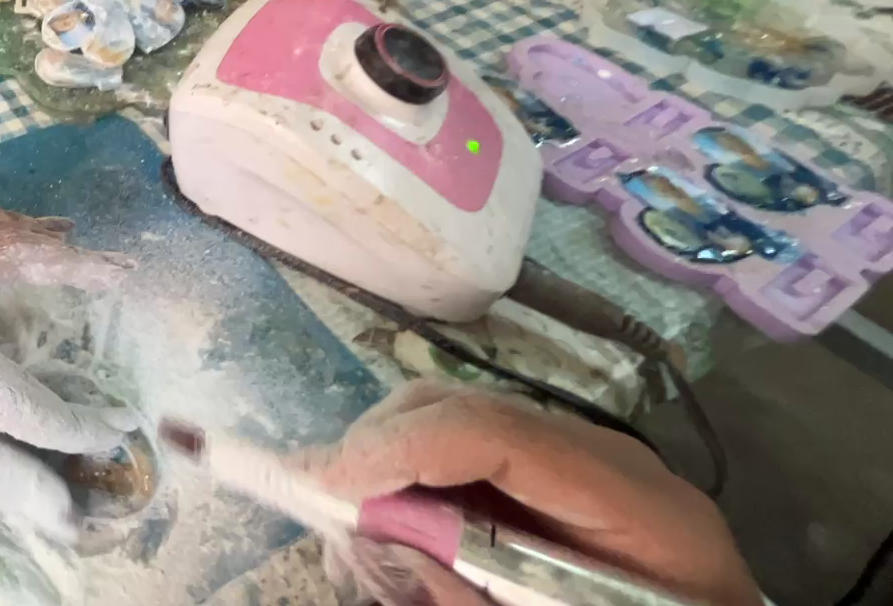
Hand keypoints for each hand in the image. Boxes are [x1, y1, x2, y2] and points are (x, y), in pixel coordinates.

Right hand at [306, 380, 762, 605]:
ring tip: (346, 520)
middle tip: (322, 501)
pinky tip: (384, 519)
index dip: (399, 449)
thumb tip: (380, 552)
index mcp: (638, 505)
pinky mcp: (540, 474)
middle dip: (375, 446)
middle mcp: (597, 458)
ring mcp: (567, 458)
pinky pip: (451, 447)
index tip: (328, 488)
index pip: (494, 432)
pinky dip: (402, 476)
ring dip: (380, 459)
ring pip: (441, 416)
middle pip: (454, 407)